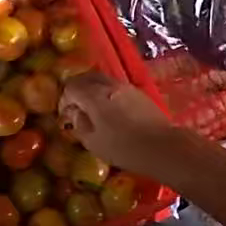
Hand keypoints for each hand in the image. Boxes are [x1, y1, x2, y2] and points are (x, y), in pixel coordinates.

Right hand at [59, 72, 183, 177]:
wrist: (162, 146)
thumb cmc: (123, 148)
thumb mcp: (93, 141)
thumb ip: (80, 124)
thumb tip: (74, 113)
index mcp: (94, 95)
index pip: (71, 87)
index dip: (64, 100)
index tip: (65, 115)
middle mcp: (110, 85)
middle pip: (87, 77)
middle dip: (77, 89)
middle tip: (75, 107)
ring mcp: (127, 87)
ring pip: (103, 80)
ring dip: (93, 90)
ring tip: (92, 109)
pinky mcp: (140, 93)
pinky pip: (117, 87)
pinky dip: (108, 93)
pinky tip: (111, 110)